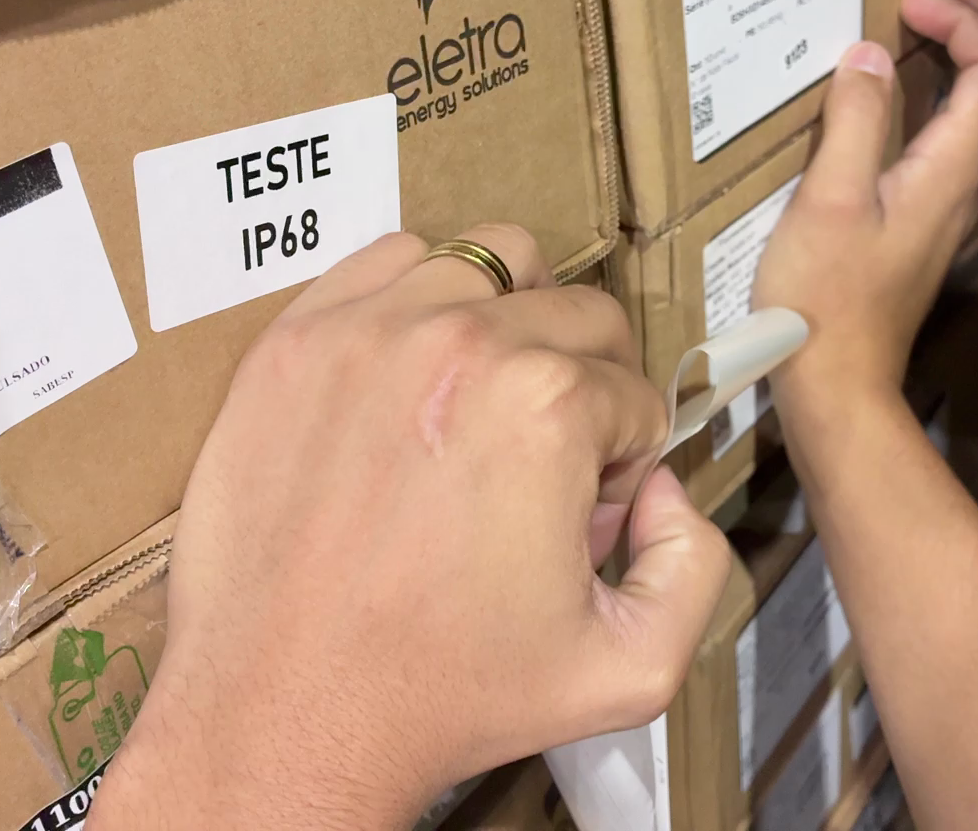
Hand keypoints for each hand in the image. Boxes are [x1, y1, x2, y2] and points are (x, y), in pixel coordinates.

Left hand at [89, 225, 730, 830]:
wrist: (281, 719)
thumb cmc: (452, 691)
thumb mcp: (631, 666)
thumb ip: (696, 562)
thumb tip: (663, 484)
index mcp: (551, 408)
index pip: (636, 395)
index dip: (625, 458)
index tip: (583, 509)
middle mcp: (468, 343)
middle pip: (586, 317)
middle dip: (592, 384)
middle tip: (550, 455)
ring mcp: (374, 327)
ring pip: (501, 263)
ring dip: (521, 322)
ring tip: (492, 395)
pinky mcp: (301, 336)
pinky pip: (398, 257)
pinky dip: (429, 294)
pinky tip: (421, 365)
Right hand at [754, 0, 977, 413]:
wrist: (835, 382)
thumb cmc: (827, 295)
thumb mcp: (830, 200)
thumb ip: (854, 121)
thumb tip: (869, 55)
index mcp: (950, 169)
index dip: (962, 20)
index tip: (905, 3)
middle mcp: (958, 184)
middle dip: (971, 24)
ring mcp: (938, 210)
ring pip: (961, 118)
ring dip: (947, 63)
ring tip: (917, 24)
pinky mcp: (911, 228)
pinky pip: (931, 147)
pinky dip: (920, 104)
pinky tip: (883, 102)